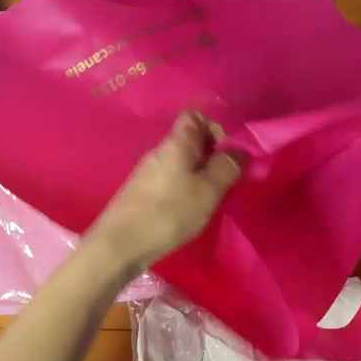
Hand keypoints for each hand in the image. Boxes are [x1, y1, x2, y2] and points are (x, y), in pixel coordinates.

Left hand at [84, 111, 241, 276]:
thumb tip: (241, 149)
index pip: (195, 115)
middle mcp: (158, 152)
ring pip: (180, 163)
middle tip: (225, 182)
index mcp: (176, 143)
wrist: (120, 245)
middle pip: (190, 141)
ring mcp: (147, 173)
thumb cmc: (169, 213)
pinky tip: (187, 211)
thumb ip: (227, 167)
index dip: (216, 128)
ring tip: (208, 200)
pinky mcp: (141, 193)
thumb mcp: (208, 190)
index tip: (228, 154)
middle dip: (212, 157)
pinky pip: (169, 181)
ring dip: (199, 176)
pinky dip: (183, 190)